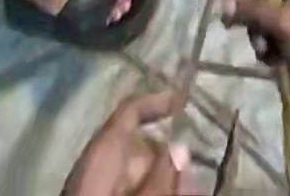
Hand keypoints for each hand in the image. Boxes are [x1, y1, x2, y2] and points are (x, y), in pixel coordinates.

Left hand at [62, 89, 189, 195]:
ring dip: (163, 186)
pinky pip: (128, 192)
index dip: (156, 102)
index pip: (129, 111)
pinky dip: (149, 193)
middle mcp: (97, 167)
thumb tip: (180, 146)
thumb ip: (161, 178)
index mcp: (102, 154)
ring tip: (190, 192)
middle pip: (138, 151)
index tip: (184, 102)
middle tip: (195, 182)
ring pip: (136, 178)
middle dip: (169, 164)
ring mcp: (93, 190)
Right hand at [221, 0, 289, 113]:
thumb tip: (224, 4)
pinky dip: (268, 46)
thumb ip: (250, 9)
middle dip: (249, 11)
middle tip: (236, 28)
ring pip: (263, 16)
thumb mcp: (282, 23)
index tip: (221, 0)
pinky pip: (272, 35)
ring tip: (265, 51)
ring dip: (258, 33)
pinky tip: (273, 61)